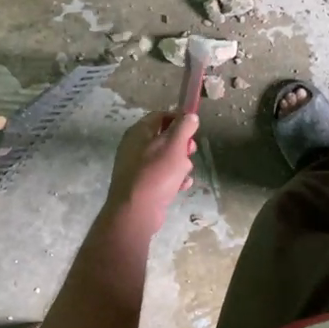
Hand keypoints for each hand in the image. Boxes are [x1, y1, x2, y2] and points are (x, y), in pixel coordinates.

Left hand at [105, 111, 198, 227]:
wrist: (136, 212)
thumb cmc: (156, 174)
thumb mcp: (175, 145)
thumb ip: (184, 127)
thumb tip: (190, 115)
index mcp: (139, 132)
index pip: (160, 116)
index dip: (178, 119)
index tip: (193, 130)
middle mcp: (135, 147)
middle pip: (165, 138)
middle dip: (182, 145)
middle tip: (190, 152)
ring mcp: (137, 167)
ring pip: (166, 158)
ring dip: (180, 164)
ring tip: (184, 174)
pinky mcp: (142, 185)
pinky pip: (162, 176)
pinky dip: (174, 179)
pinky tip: (182, 186)